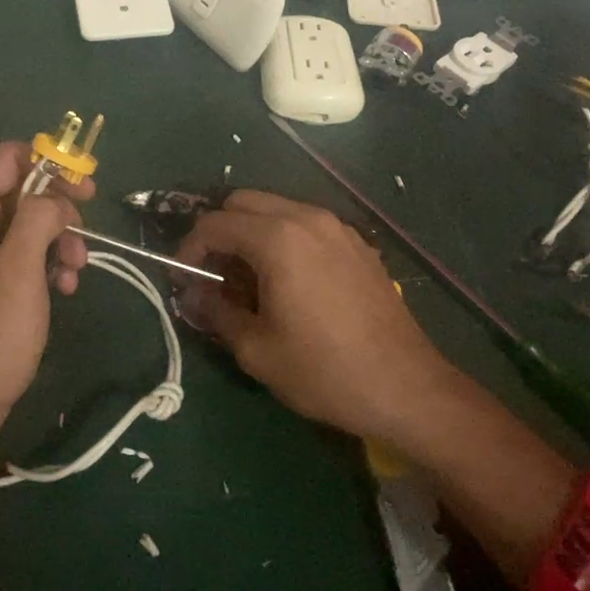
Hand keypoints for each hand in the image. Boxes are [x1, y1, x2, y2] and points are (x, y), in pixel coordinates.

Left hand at [0, 141, 92, 434]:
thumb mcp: (19, 272)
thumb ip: (37, 217)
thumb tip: (54, 196)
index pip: (7, 158)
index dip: (49, 162)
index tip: (84, 189)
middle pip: (18, 189)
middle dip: (57, 207)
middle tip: (86, 231)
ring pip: (23, 223)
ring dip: (57, 239)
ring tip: (75, 271)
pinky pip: (17, 252)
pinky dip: (44, 262)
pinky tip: (62, 288)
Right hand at [176, 189, 451, 441]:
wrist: (407, 388)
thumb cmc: (325, 371)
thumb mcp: (257, 350)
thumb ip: (216, 313)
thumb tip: (192, 296)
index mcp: (278, 239)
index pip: (214, 224)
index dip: (189, 248)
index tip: (182, 279)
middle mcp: (306, 218)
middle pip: (244, 202)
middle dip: (220, 231)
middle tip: (213, 273)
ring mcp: (337, 228)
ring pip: (277, 208)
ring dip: (252, 232)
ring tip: (248, 279)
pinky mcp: (358, 244)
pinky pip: (306, 225)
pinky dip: (284, 238)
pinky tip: (289, 282)